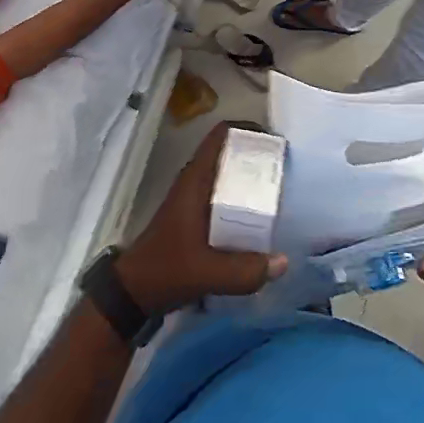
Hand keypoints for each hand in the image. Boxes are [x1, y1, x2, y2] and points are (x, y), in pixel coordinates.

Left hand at [115, 124, 286, 314]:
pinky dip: (248, 195)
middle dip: (261, 154)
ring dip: (255, 175)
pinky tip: (268, 213)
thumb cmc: (165, 270)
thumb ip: (245, 270)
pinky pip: (229, 192)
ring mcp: (197, 197)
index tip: (278, 141)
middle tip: (290, 167)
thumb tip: (284, 261)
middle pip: (232, 151)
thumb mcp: (206, 273)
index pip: (222, 135)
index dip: (250, 129)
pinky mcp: (200, 214)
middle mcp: (197, 181)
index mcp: (196, 180)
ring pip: (231, 172)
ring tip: (286, 186)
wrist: (133, 293)